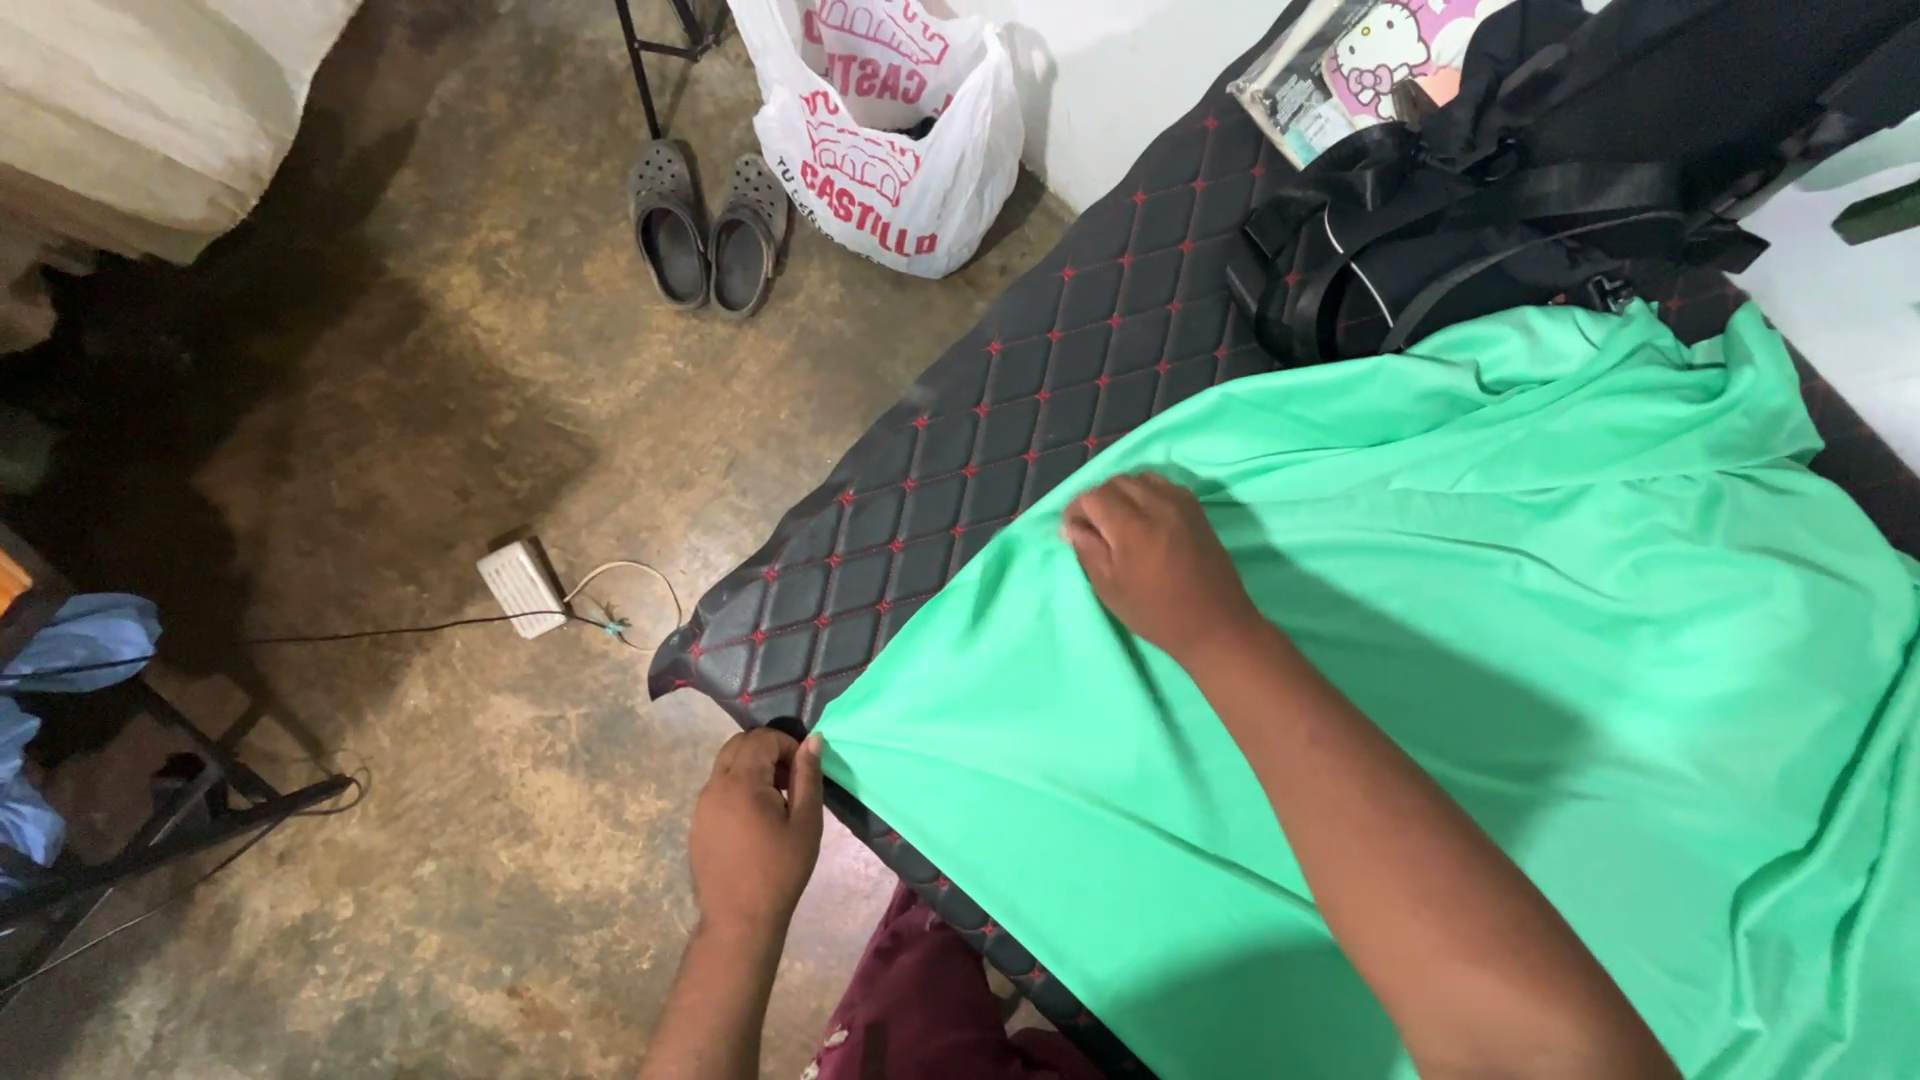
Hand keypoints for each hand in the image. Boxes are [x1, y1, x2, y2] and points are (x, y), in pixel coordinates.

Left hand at [689, 727, 824, 941]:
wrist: (739, 920)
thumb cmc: (780, 870)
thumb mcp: (806, 822)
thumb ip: (808, 776)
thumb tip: (812, 740)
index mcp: (741, 782)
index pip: (761, 738)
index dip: (787, 744)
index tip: (802, 770)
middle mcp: (714, 786)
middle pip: (739, 744)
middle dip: (767, 750)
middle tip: (790, 779)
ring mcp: (701, 805)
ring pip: (726, 764)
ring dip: (752, 767)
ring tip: (776, 800)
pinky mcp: (697, 822)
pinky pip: (718, 787)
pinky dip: (738, 786)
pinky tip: (756, 819)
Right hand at [1063, 472, 1262, 662]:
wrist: (1214, 623)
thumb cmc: (1155, 612)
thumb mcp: (1109, 588)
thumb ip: (1087, 549)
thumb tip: (1071, 526)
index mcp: (1131, 526)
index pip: (1092, 496)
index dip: (1075, 509)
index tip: (1073, 531)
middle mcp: (1157, 504)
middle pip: (1115, 481)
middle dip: (1097, 499)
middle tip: (1093, 527)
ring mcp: (1180, 502)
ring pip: (1139, 478)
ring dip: (1122, 493)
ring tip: (1118, 520)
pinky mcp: (1196, 508)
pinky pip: (1163, 485)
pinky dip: (1146, 492)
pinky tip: (1144, 518)